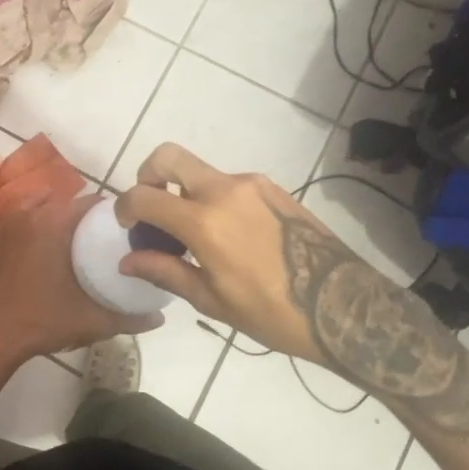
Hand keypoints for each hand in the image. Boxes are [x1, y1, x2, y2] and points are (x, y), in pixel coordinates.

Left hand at [0, 193, 163, 389]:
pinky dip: (40, 217)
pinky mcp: (2, 236)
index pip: (90, 203)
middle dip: (90, 215)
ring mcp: (12, 223)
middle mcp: (31, 215)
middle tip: (110, 236)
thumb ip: (129, 318)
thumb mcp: (92, 320)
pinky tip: (55, 237)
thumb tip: (161, 317)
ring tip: (85, 235)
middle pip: (69, 202)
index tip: (128, 226)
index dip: (112, 211)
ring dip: (64, 214)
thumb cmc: (46, 320)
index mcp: (53, 225)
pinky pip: (26, 214)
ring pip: (46, 205)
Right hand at [114, 143, 370, 365]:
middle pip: (169, 157)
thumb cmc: (273, 312)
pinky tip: (226, 236)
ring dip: (185, 192)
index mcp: (204, 222)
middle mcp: (224, 191)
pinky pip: (229, 184)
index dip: (124, 207)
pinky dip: (213, 199)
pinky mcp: (273, 189)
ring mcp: (252, 185)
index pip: (144, 196)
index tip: (125, 224)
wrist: (344, 305)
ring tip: (193, 235)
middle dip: (148, 175)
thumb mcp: (212, 300)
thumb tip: (127, 261)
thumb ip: (165, 271)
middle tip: (151, 207)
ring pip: (201, 172)